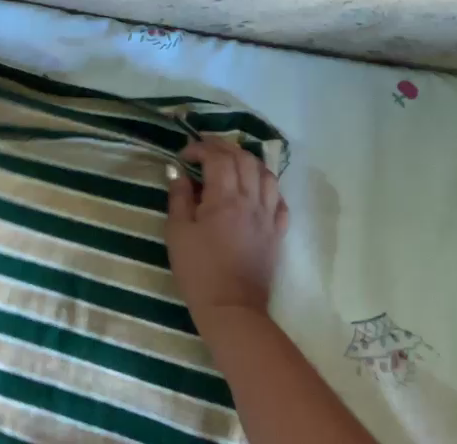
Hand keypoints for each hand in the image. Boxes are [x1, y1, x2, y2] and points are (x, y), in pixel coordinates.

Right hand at [165, 137, 286, 318]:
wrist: (232, 309)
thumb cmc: (198, 270)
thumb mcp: (177, 231)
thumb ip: (179, 197)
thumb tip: (179, 172)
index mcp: (225, 199)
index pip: (217, 158)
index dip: (199, 148)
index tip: (182, 155)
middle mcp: (251, 202)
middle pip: (244, 159)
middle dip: (223, 147)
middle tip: (203, 150)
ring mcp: (269, 218)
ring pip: (266, 175)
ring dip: (247, 162)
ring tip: (230, 164)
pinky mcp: (277, 234)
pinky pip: (279, 201)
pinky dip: (266, 187)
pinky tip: (253, 190)